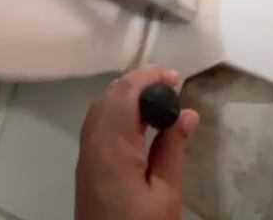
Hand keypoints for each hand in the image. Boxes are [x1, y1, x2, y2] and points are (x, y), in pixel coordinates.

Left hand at [76, 65, 199, 219]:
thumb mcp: (166, 195)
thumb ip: (173, 148)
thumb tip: (187, 112)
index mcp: (112, 145)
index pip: (126, 91)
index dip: (150, 77)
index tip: (177, 79)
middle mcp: (93, 141)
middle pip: (111, 93)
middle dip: (139, 81)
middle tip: (170, 86)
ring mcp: (85, 153)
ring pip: (102, 105)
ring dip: (127, 94)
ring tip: (158, 99)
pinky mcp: (85, 165)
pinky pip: (97, 121)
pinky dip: (117, 109)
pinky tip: (137, 120)